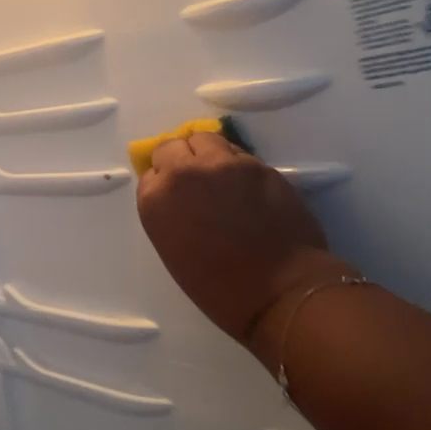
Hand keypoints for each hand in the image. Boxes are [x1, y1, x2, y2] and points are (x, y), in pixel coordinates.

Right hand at [135, 132, 347, 344]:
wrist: (281, 291)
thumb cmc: (219, 286)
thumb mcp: (172, 248)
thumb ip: (169, 211)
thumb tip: (181, 196)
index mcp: (157, 198)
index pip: (149, 173)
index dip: (163, 184)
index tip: (175, 197)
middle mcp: (185, 172)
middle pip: (172, 147)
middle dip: (179, 160)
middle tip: (193, 182)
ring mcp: (225, 165)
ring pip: (206, 139)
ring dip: (206, 153)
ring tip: (219, 176)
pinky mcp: (259, 166)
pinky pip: (238, 154)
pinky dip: (235, 164)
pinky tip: (246, 187)